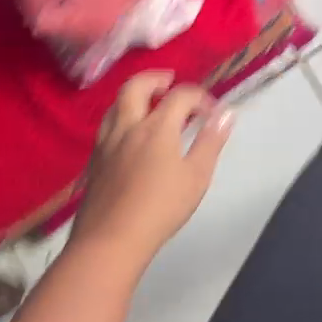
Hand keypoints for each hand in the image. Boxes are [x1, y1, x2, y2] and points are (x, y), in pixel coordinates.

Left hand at [69, 72, 234, 274]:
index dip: (200, 97)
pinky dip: (122, 118)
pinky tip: (131, 136)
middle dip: (156, 79)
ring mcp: (107, 144)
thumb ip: (211, 141)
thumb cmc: (160, 208)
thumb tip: (226, 113)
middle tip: (170, 83)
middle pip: (136, 87)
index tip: (213, 113)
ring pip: (115, 105)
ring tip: (150, 105)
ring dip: (135, 97)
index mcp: (157, 127)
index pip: (181, 95)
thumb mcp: (196, 176)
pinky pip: (107, 126)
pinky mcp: (94, 162)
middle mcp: (128, 127)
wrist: (109, 243)